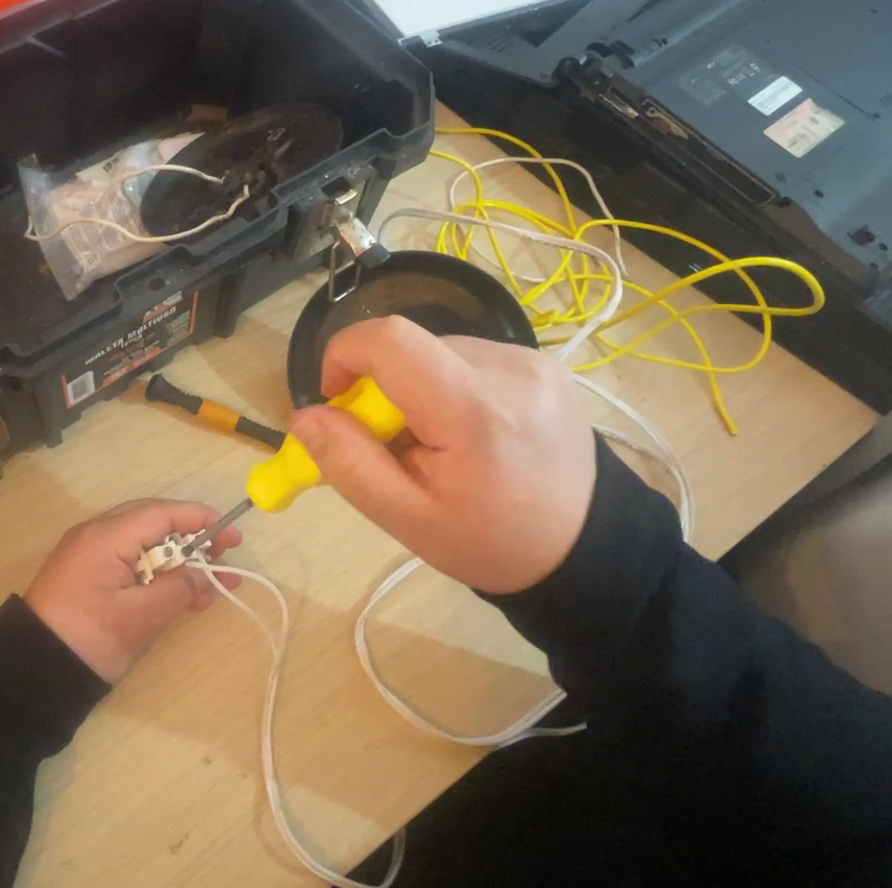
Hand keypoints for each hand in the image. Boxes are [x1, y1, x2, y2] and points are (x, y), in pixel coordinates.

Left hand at [24, 500, 243, 682]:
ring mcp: (91, 553)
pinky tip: (184, 594)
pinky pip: (130, 561)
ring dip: (179, 560)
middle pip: (154, 522)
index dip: (200, 520)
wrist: (32, 669)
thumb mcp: (139, 617)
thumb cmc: (88, 638)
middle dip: (193, 538)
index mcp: (107, 535)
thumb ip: (177, 589)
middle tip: (226, 555)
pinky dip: (158, 573)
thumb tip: (204, 574)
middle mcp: (97, 534)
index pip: (162, 513)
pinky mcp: (88, 574)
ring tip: (213, 584)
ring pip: (144, 544)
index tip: (232, 535)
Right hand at [288, 316, 595, 594]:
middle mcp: (508, 368)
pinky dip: (449, 386)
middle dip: (382, 387)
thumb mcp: (407, 519)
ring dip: (417, 387)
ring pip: (438, 351)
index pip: (390, 339)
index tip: (334, 397)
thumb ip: (349, 463)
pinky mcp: (543, 363)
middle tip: (391, 444)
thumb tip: (303, 416)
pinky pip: (469, 357)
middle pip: (411, 347)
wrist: (587, 551)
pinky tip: (469, 432)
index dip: (344, 354)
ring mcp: (532, 361)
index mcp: (473, 409)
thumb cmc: (491, 543)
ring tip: (437, 443)